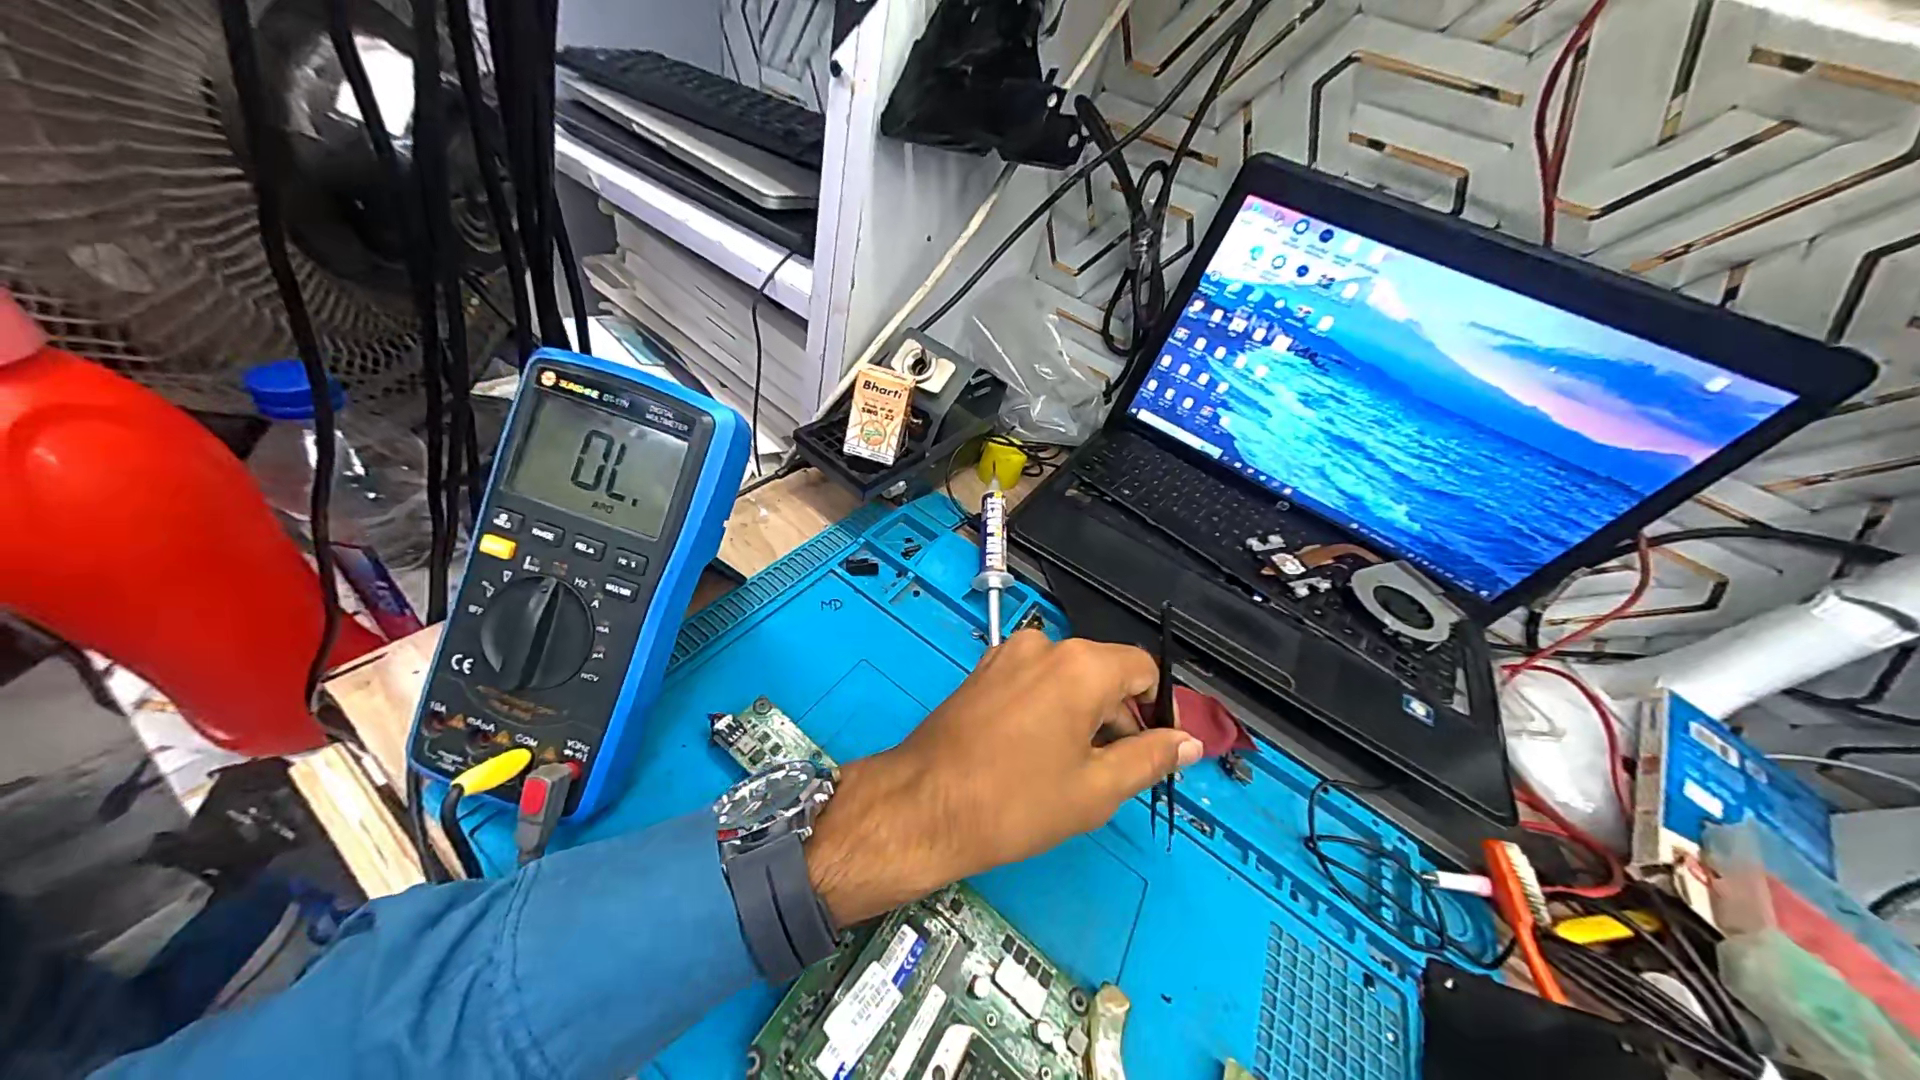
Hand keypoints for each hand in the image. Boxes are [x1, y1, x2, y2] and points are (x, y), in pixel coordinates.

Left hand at [803, 630, 1202, 924]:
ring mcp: (1008, 654)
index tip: (1152, 750)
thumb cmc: (1015, 803)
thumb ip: (1150, 758)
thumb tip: (1189, 742)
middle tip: (1110, 771)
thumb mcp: (1096, 789)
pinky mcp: (983, 670)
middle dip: (1117, 717)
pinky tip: (1036, 752)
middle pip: (1104, 671)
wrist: (922, 806)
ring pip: (1068, 678)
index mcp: (1080, 664)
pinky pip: (1034, 680)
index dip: (1156, 710)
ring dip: (1082, 715)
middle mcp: (1044, 645)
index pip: (1142, 670)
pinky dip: (1049, 708)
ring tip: (1068, 769)